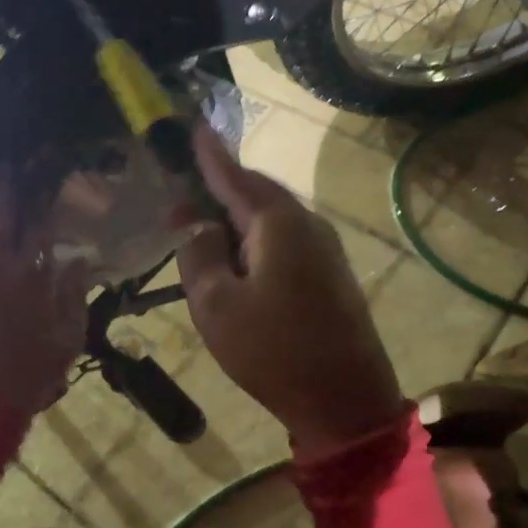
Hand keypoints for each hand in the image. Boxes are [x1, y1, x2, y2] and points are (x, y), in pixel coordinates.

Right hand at [176, 127, 402, 455]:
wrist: (345, 402)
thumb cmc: (272, 351)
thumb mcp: (216, 304)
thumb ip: (199, 252)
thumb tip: (196, 221)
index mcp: (277, 223)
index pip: (234, 176)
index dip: (209, 154)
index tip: (193, 126)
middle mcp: (306, 225)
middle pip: (256, 193)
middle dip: (219, 186)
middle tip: (181, 189)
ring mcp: (324, 250)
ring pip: (270, 218)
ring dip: (234, 216)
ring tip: (200, 224)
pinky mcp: (329, 274)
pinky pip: (283, 239)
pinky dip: (253, 238)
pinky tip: (234, 255)